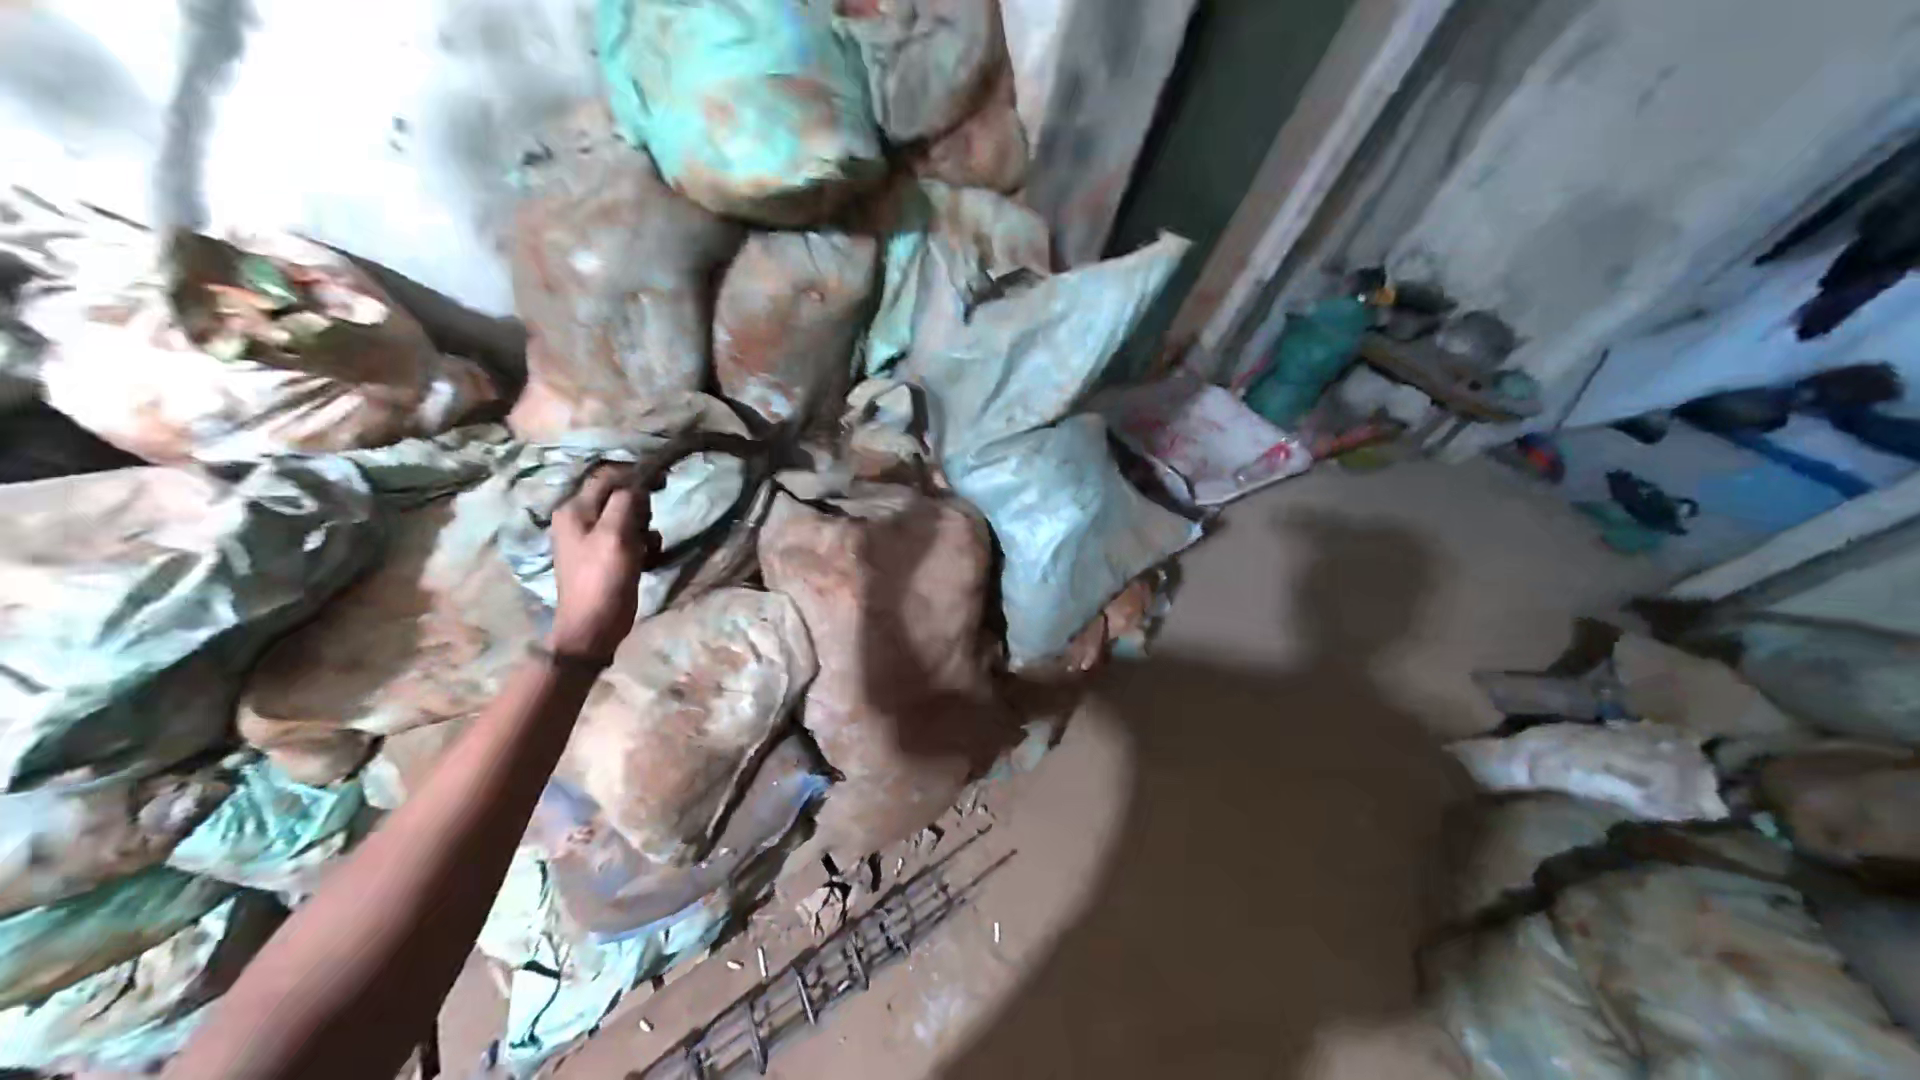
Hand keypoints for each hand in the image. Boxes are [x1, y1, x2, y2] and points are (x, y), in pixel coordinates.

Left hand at [547, 465, 658, 662]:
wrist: (592, 627)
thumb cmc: (602, 579)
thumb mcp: (615, 535)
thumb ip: (626, 503)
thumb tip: (638, 483)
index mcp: (574, 509)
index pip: (608, 476)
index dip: (636, 474)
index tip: (665, 481)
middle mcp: (578, 518)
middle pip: (618, 494)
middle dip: (640, 505)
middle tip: (650, 522)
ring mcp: (590, 538)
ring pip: (627, 516)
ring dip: (644, 526)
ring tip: (648, 545)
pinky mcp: (604, 555)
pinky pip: (629, 537)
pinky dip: (643, 543)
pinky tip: (648, 558)